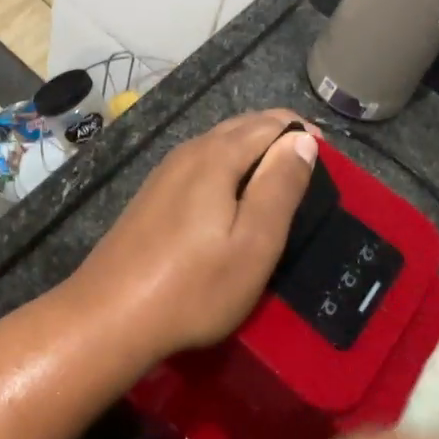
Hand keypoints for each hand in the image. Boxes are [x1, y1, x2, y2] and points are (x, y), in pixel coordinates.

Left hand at [60, 110, 317, 361]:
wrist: (110, 315)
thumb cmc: (193, 286)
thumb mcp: (253, 243)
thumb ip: (280, 187)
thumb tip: (303, 139)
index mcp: (216, 156)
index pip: (268, 123)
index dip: (302, 132)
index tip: (328, 157)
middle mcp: (189, 152)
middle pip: (242, 127)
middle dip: (278, 135)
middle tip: (309, 165)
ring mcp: (165, 172)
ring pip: (219, 143)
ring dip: (252, 149)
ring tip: (278, 178)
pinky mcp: (153, 195)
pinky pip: (201, 162)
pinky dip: (228, 165)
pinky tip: (233, 195)